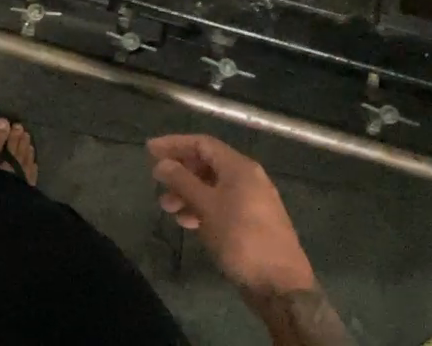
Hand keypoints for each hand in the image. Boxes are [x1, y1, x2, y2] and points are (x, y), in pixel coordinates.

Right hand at [148, 134, 313, 296]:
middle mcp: (249, 179)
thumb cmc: (241, 238)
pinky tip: (188, 223)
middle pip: (207, 164)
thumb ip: (182, 181)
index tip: (150, 151)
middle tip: (157, 182)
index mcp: (240, 168)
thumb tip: (162, 163)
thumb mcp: (206, 207)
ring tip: (168, 208)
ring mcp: (253, 202)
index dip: (174, 144)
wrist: (281, 287)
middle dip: (180, 172)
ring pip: (213, 187)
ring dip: (188, 193)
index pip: (202, 143)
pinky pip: (222, 205)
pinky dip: (202, 208)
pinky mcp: (253, 223)